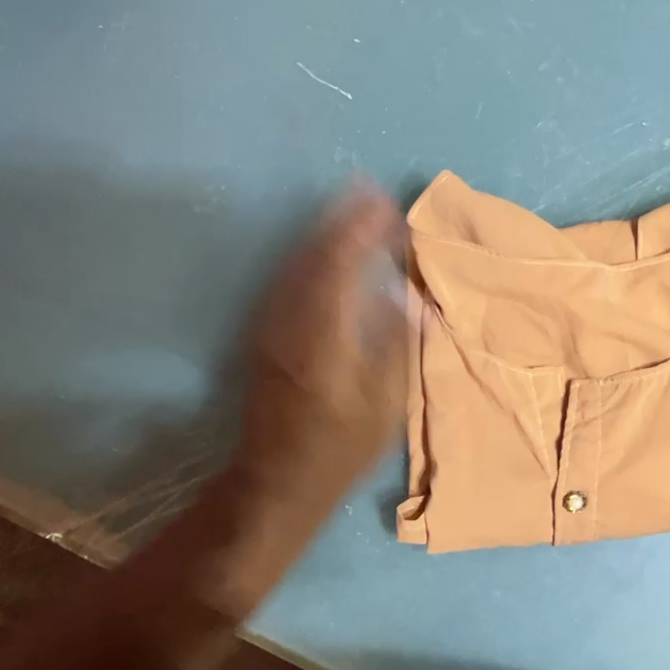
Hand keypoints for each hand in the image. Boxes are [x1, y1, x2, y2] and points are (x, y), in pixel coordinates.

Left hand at [228, 187, 409, 534]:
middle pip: (313, 254)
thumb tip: (405, 294)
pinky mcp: (264, 334)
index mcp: (324, 334)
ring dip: (323, 230)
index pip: (341, 265)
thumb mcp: (385, 403)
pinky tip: (324, 248)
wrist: (276, 479)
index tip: (389, 206)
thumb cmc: (340, 447)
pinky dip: (309, 255)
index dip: (363, 230)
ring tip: (351, 206)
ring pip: (295, 263)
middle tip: (370, 190)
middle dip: (342, 218)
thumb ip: (396, 342)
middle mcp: (290, 320)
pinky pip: (287, 279)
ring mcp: (271, 326)